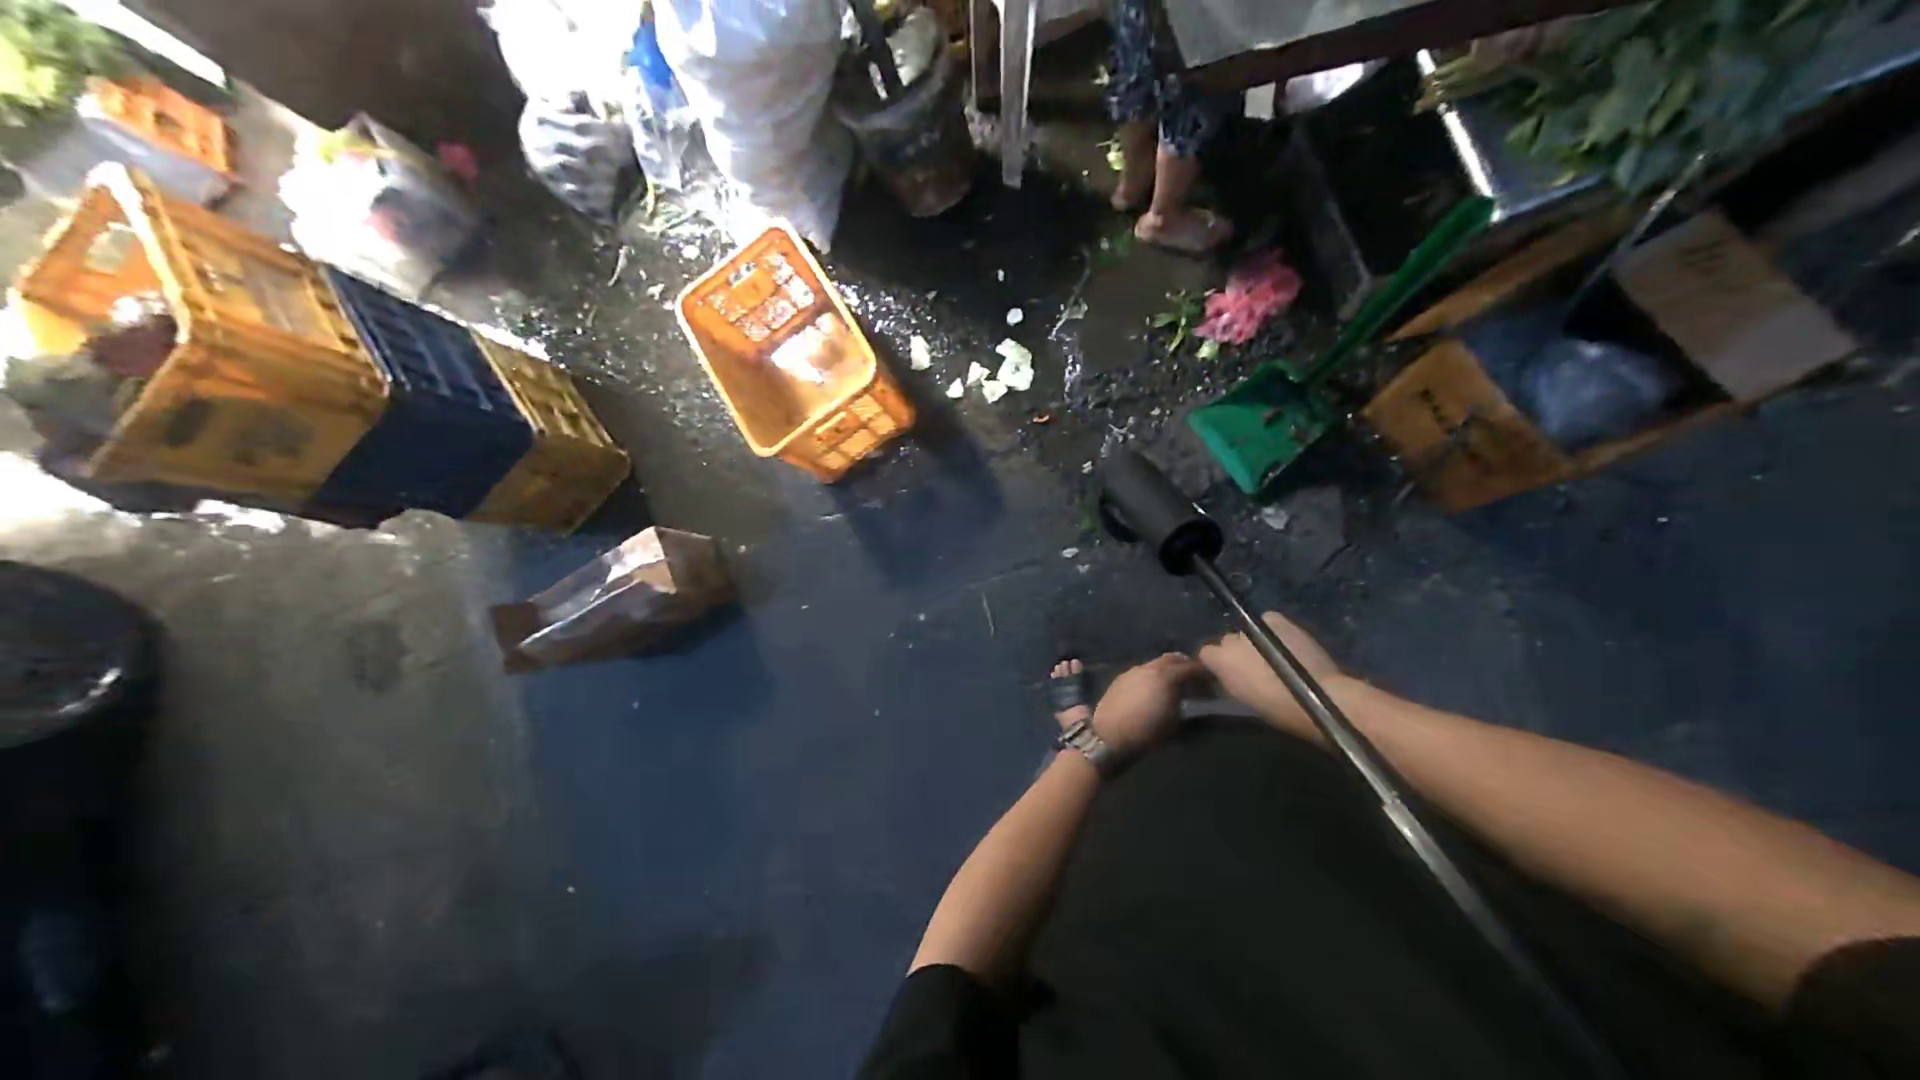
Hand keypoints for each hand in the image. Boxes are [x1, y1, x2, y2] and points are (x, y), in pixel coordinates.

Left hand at [1087, 652, 1203, 756]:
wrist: (1109, 736)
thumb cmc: (1147, 732)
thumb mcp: (1174, 722)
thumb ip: (1183, 702)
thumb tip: (1188, 695)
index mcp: (1165, 676)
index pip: (1190, 667)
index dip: (1203, 672)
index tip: (1211, 679)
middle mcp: (1148, 668)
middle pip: (1171, 658)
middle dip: (1184, 664)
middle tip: (1194, 676)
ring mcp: (1132, 671)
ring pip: (1154, 663)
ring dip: (1166, 669)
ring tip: (1173, 682)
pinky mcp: (1120, 678)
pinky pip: (1141, 671)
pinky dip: (1151, 674)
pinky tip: (1152, 687)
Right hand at [1197, 612, 1341, 739]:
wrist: (1320, 696)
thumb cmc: (1278, 709)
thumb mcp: (1242, 698)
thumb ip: (1229, 680)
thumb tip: (1227, 674)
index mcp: (1220, 661)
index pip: (1206, 653)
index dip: (1218, 662)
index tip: (1229, 672)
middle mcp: (1232, 639)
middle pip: (1227, 640)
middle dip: (1237, 651)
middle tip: (1254, 666)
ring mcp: (1255, 627)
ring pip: (1248, 630)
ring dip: (1255, 640)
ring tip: (1274, 653)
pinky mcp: (1278, 620)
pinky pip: (1268, 620)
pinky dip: (1273, 628)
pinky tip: (1284, 641)